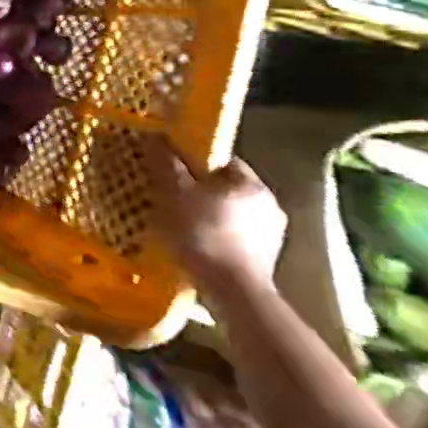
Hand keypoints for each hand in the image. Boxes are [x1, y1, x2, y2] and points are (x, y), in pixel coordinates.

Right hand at [150, 138, 286, 297]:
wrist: (232, 290)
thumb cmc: (202, 233)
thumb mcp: (175, 193)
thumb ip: (168, 163)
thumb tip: (156, 137)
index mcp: (251, 184)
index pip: (221, 160)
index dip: (193, 160)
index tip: (170, 168)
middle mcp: (269, 204)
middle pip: (226, 186)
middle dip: (200, 188)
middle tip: (170, 193)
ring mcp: (271, 234)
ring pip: (231, 211)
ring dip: (208, 212)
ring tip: (180, 219)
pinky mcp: (266, 257)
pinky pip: (235, 234)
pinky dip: (216, 233)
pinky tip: (196, 241)